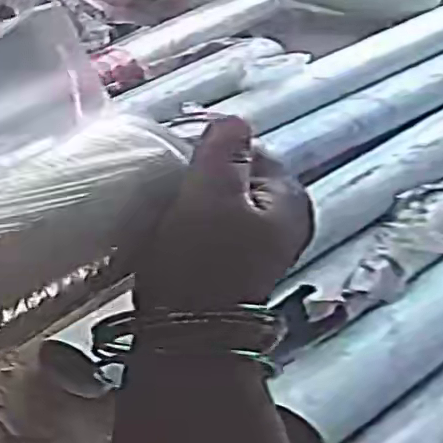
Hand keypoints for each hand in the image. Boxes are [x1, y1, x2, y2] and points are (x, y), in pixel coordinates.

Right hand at [134, 116, 312, 314]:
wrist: (185, 322)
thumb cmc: (199, 258)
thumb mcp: (208, 198)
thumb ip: (222, 156)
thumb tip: (233, 119)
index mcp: (287, 199)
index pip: (250, 152)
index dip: (211, 146)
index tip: (169, 152)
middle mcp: (281, 220)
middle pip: (234, 177)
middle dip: (197, 171)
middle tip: (158, 174)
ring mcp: (255, 244)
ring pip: (218, 201)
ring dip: (188, 195)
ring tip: (155, 196)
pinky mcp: (226, 260)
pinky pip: (207, 223)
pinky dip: (185, 216)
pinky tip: (161, 221)